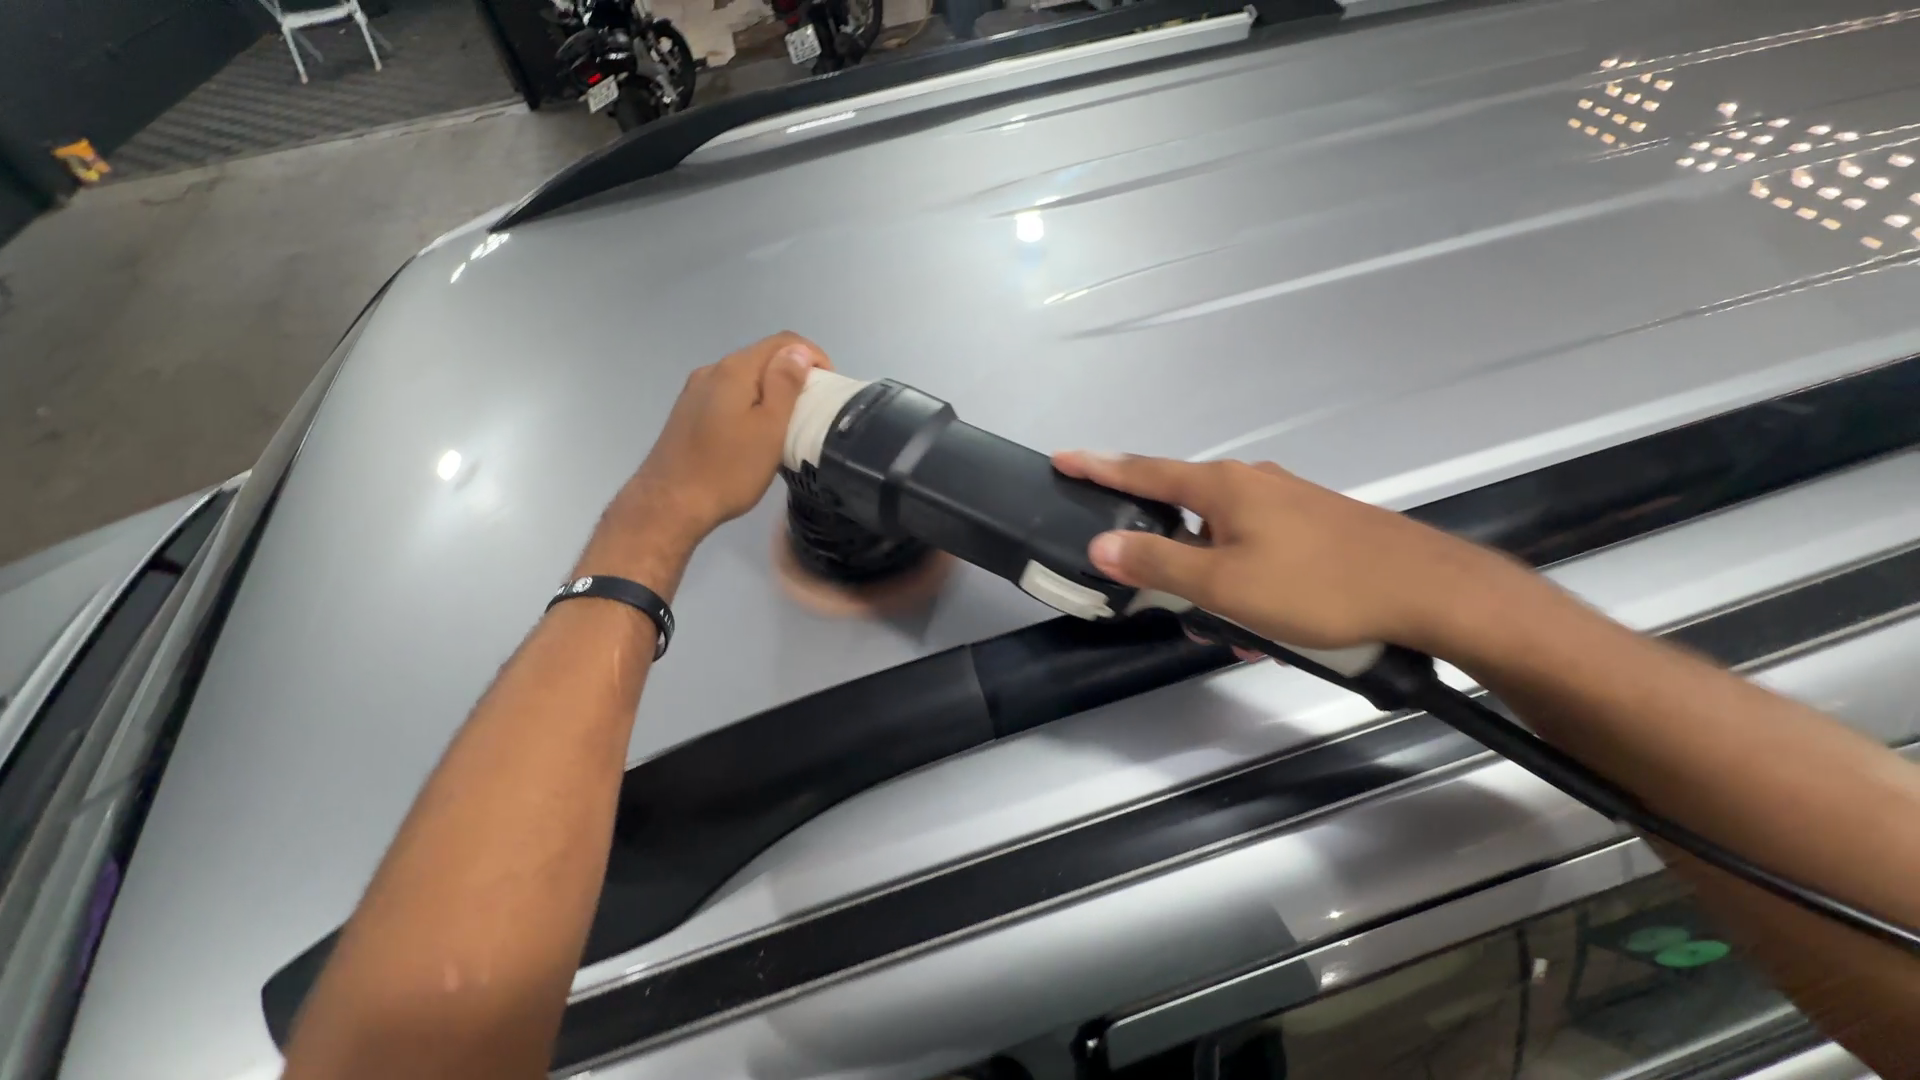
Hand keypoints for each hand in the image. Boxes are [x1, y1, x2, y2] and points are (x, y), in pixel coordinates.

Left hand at [582, 333, 827, 585]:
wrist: (669, 504)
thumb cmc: (728, 470)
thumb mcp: (769, 428)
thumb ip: (785, 385)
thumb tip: (799, 351)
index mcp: (735, 370)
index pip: (783, 342)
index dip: (812, 355)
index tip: (828, 386)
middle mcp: (711, 371)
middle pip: (761, 357)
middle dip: (792, 373)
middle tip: (812, 408)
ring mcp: (695, 392)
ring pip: (743, 378)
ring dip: (770, 391)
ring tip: (787, 423)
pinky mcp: (687, 413)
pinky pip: (727, 396)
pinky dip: (749, 404)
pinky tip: (754, 433)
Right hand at [1052, 451, 1512, 653]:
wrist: (1429, 592)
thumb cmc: (1318, 586)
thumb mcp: (1226, 585)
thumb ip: (1159, 563)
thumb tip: (1102, 545)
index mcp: (1222, 488)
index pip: (1142, 471)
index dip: (1098, 468)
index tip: (1061, 459)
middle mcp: (1250, 485)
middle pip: (1182, 514)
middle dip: (1167, 561)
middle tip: (1166, 602)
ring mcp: (1286, 505)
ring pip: (1223, 544)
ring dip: (1214, 588)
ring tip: (1232, 634)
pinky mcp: (1314, 528)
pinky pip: (1258, 556)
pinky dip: (1249, 589)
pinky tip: (1268, 629)